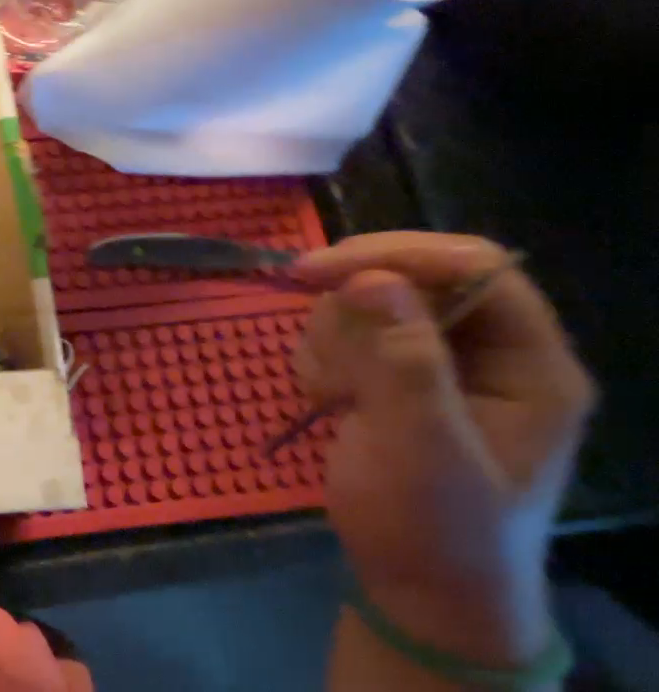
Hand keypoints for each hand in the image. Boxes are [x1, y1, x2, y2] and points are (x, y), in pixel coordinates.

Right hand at [292, 232, 595, 665]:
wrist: (417, 589)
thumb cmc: (434, 527)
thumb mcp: (420, 447)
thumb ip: (403, 359)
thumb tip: (372, 277)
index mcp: (531, 367)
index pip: (474, 268)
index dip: (396, 255)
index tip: (314, 272)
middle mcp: (489, 354)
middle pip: (409, 278)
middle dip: (350, 310)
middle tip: (325, 362)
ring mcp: (438, 365)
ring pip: (365, 303)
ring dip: (330, 339)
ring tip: (333, 396)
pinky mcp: (394, 377)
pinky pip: (342, 332)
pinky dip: (319, 357)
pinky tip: (326, 398)